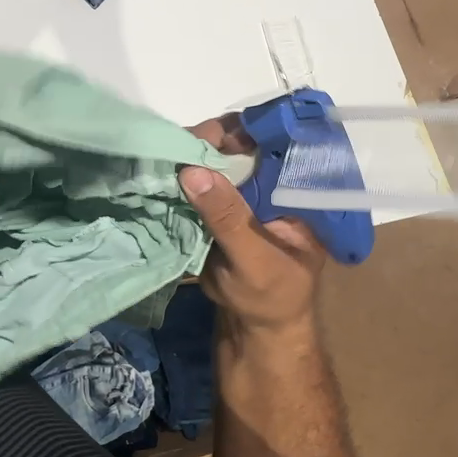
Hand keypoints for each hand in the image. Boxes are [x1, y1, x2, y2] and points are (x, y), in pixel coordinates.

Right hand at [183, 114, 327, 332]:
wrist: (253, 327)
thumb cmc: (270, 297)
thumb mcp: (253, 260)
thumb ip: (228, 217)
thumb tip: (192, 169)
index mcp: (297, 189)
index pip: (277, 140)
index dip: (245, 129)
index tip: (208, 135)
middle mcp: (272, 181)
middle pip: (242, 141)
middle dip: (209, 138)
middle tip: (178, 145)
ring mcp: (243, 189)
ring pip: (216, 156)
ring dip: (190, 153)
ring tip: (164, 155)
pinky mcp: (217, 201)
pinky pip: (198, 177)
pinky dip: (179, 172)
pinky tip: (160, 169)